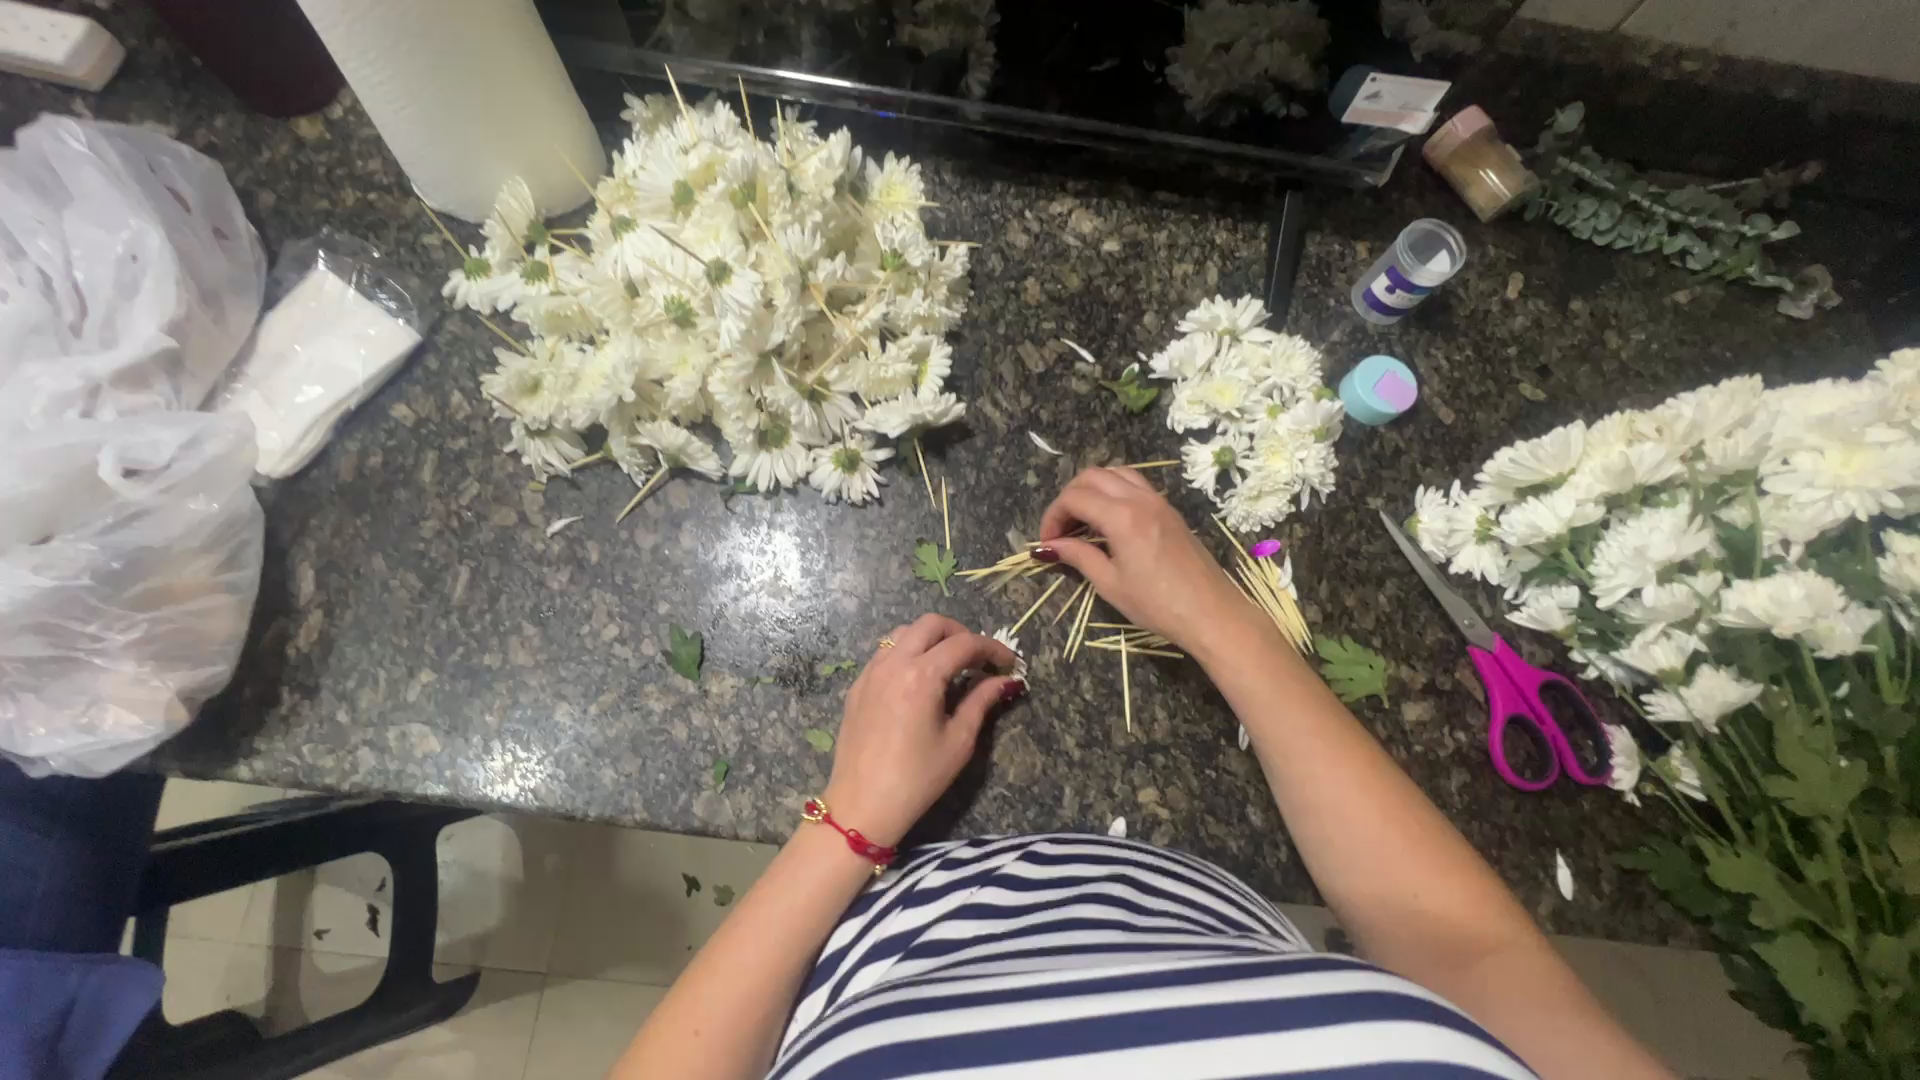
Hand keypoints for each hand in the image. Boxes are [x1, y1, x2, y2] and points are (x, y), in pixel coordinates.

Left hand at [822, 615, 1023, 847]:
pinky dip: (907, 653)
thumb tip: (1005, 681)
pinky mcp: (857, 686)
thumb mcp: (958, 742)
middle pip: (931, 624)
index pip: (964, 644)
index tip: (1009, 663)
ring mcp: (870, 672)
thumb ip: (981, 702)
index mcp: (921, 675)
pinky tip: (918, 680)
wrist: (862, 806)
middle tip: (979, 658)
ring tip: (949, 665)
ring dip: (931, 639)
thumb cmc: (917, 779)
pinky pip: (885, 653)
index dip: (992, 648)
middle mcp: (893, 663)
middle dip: (960, 633)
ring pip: (903, 633)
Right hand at [1036, 467, 1264, 659]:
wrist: (1211, 613)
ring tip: (1082, 521)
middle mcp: (1140, 499)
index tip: (1047, 543)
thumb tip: (1049, 547)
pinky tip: (1108, 520)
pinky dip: (1113, 491)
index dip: (1053, 517)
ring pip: (1115, 474)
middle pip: (1091, 477)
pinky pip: (1134, 484)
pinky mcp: (1169, 510)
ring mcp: (1158, 501)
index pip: (1074, 498)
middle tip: (1061, 531)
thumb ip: (1078, 557)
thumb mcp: (1110, 584)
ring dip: (1091, 489)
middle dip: (1068, 498)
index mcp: (1122, 517)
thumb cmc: (1157, 605)